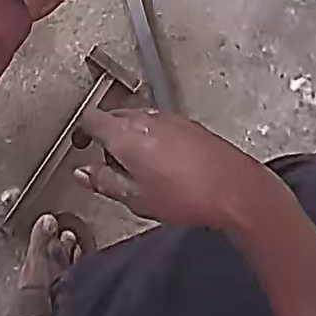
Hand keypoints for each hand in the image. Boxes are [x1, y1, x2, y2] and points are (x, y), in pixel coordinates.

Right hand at [73, 108, 293, 232]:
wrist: (235, 190)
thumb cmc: (188, 196)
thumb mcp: (135, 198)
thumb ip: (104, 182)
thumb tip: (83, 173)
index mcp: (125, 133)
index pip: (91, 119)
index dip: (81, 131)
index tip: (80, 144)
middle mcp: (145, 118)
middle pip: (113, 117)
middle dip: (107, 138)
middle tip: (109, 165)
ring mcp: (168, 118)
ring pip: (137, 121)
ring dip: (131, 139)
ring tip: (140, 170)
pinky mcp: (187, 124)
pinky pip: (159, 126)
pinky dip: (153, 140)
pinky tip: (165, 166)